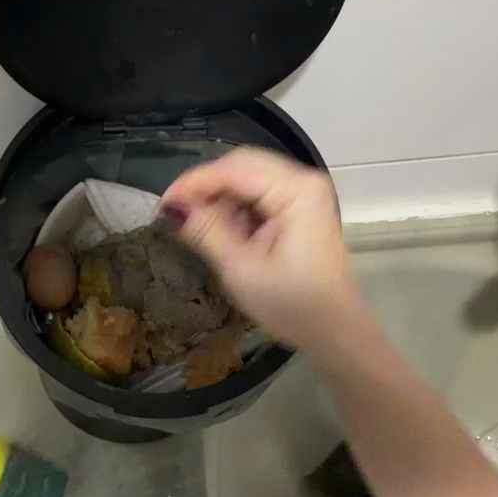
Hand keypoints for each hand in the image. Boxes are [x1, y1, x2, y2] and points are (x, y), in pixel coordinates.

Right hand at [161, 147, 363, 351]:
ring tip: (198, 227)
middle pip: (241, 166)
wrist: (334, 330)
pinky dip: (235, 208)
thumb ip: (207, 232)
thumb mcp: (241, 270)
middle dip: (205, 187)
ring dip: (220, 199)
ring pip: (248, 179)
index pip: (233, 170)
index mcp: (296, 192)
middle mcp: (303, 182)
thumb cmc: (292, 306)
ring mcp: (303, 194)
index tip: (163, 204)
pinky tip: (224, 232)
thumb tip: (175, 208)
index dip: (193, 183)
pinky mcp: (299, 209)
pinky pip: (259, 195)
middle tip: (175, 212)